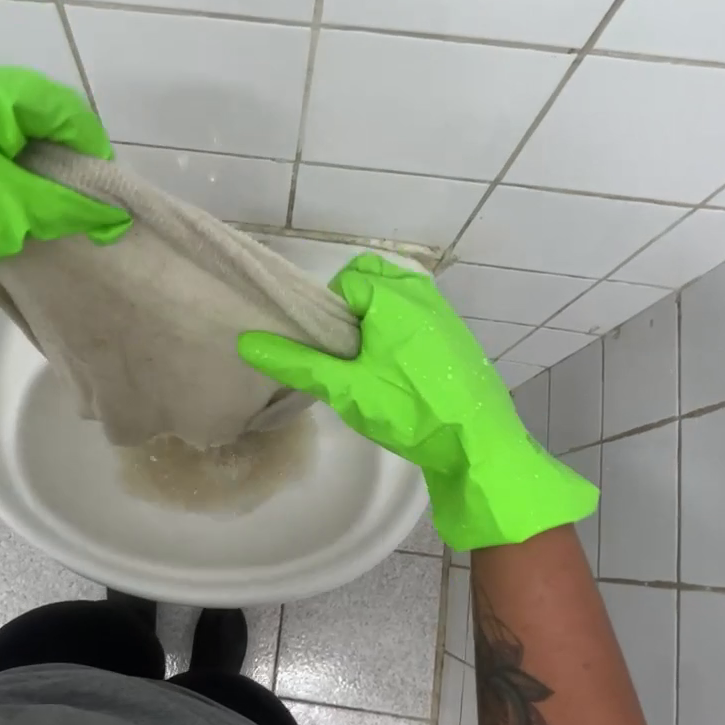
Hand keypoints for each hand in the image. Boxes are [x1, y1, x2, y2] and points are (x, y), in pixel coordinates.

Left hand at [0, 58, 129, 362]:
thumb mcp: (5, 213)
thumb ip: (66, 207)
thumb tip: (115, 215)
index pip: (51, 102)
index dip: (88, 143)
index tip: (105, 191)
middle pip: (19, 118)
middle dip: (54, 162)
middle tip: (74, 206)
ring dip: (20, 176)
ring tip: (36, 217)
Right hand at [238, 253, 595, 550]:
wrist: (477, 445)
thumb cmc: (408, 410)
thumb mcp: (344, 390)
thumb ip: (296, 363)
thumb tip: (247, 342)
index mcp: (393, 297)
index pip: (345, 281)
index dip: (329, 312)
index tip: (329, 349)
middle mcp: (422, 295)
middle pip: (372, 278)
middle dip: (352, 306)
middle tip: (345, 351)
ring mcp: (444, 315)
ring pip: (396, 297)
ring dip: (376, 318)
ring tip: (368, 364)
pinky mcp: (457, 338)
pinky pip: (417, 316)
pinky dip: (400, 330)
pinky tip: (399, 373)